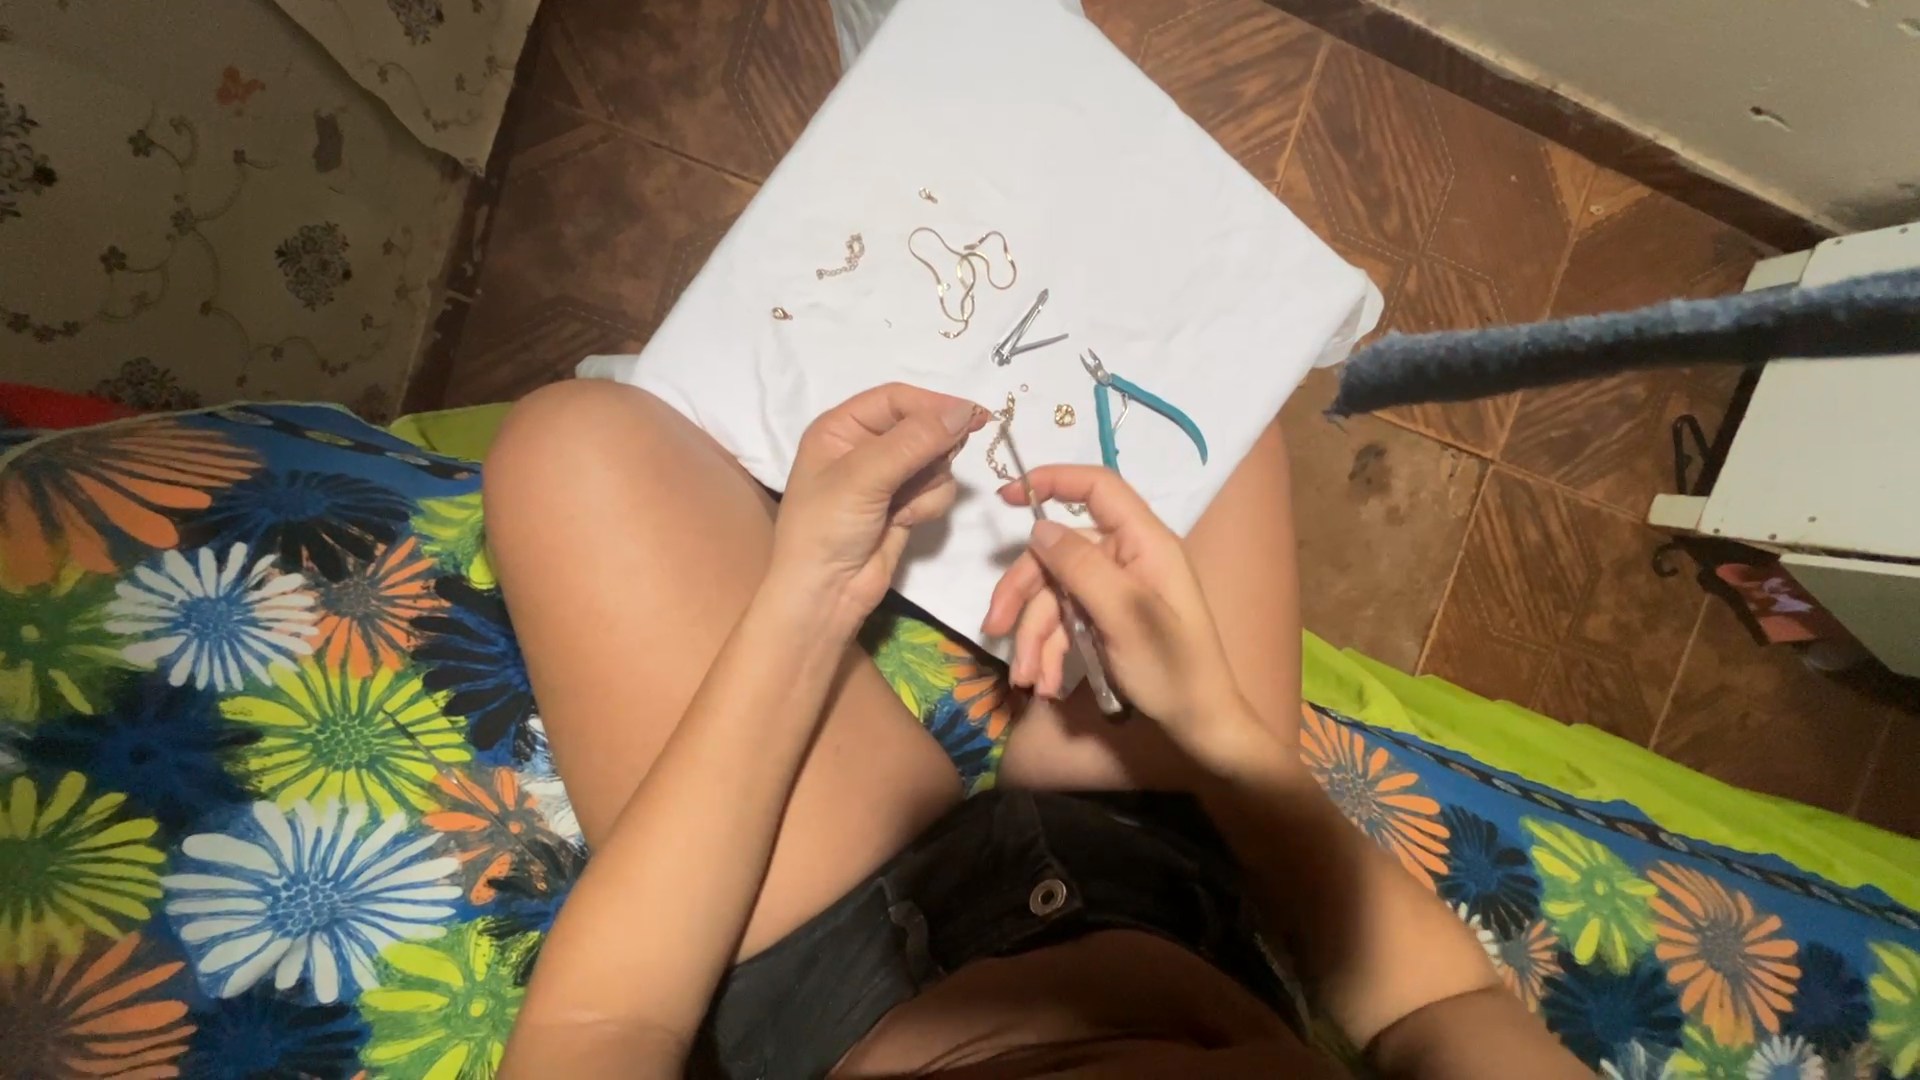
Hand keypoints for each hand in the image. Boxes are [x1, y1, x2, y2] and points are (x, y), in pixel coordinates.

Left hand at [769, 383, 988, 631]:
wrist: (825, 595)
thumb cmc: (827, 527)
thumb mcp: (864, 476)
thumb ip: (915, 440)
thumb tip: (965, 410)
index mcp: (841, 428)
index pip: (896, 399)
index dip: (933, 405)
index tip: (972, 417)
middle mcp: (864, 446)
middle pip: (922, 426)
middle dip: (934, 448)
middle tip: (939, 463)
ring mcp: (887, 478)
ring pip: (936, 459)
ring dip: (930, 482)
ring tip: (905, 506)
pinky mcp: (905, 505)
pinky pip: (937, 489)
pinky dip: (930, 504)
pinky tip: (906, 521)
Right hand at [982, 466, 1264, 771]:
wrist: (1200, 723)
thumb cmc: (1172, 666)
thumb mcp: (1123, 616)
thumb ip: (1080, 566)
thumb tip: (1039, 528)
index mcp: (1143, 541)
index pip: (1097, 488)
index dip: (1053, 481)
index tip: (1007, 496)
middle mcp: (1126, 558)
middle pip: (1058, 555)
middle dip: (1023, 594)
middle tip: (995, 629)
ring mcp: (1113, 590)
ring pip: (1054, 595)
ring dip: (1034, 636)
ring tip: (1027, 679)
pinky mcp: (1104, 618)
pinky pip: (1065, 622)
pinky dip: (1049, 651)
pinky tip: (1045, 684)